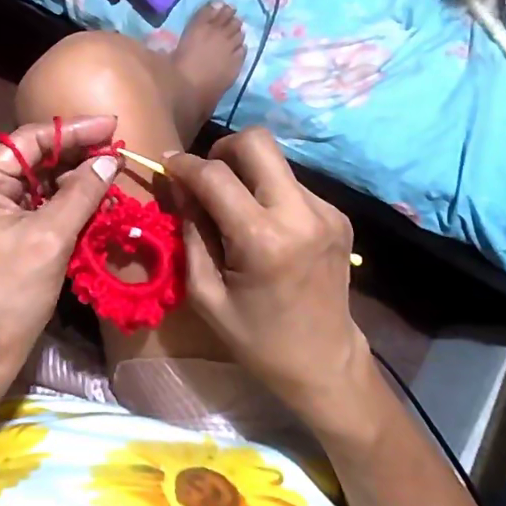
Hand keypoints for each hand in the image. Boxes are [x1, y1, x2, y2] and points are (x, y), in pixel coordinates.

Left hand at [0, 115, 119, 393]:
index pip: (27, 141)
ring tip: (110, 162)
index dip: (71, 130)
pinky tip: (92, 188)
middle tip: (115, 143)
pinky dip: (64, 195)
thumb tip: (110, 159)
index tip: (109, 124)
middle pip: (31, 156)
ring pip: (37, 177)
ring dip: (72, 172)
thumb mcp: (51, 237)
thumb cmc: (14, 292)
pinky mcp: (1, 225)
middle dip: (74, 150)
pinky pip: (36, 199)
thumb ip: (81, 193)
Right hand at [165, 127, 366, 416]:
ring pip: (274, 160)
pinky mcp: (338, 215)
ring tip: (231, 207)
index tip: (167, 164)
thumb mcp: (205, 293)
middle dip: (222, 149)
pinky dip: (266, 191)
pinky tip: (260, 223)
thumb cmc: (256, 339)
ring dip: (245, 172)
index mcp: (263, 240)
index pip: (215, 176)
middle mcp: (300, 214)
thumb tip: (178, 184)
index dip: (184, 164)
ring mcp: (326, 211)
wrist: (325, 363)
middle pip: (257, 141)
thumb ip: (190, 232)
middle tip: (205, 176)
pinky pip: (290, 183)